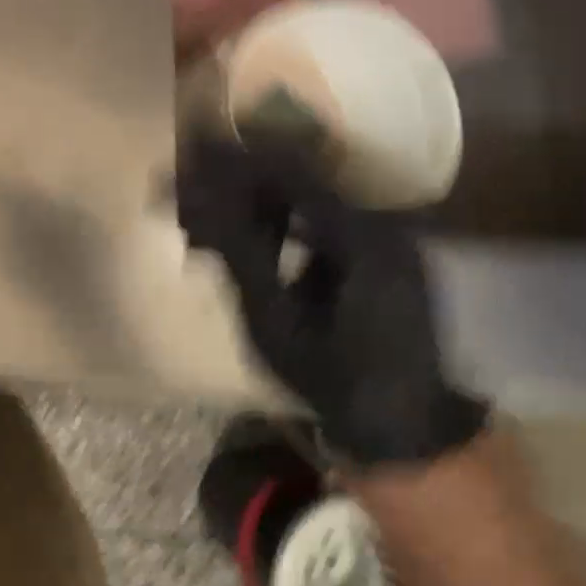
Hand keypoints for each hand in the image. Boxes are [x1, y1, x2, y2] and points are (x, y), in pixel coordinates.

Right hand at [178, 136, 486, 467]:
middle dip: (230, 182)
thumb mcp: (273, 317)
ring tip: (200, 227)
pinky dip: (274, 224)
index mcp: (358, 232)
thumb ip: (236, 248)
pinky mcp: (378, 255)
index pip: (281, 172)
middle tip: (180, 199)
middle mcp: (378, 221)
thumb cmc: (333, 376)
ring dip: (248, 204)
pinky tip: (238, 243)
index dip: (225, 162)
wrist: (405, 427)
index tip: (181, 159)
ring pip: (301, 199)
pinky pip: (316, 221)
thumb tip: (194, 192)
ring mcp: (384, 237)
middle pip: (292, 179)